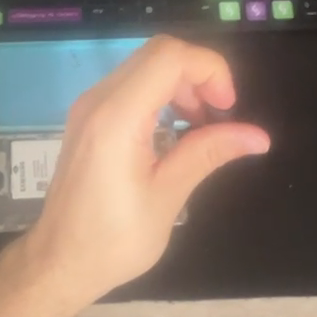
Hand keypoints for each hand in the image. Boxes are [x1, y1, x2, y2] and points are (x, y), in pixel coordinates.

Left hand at [14, 36, 269, 316]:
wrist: (59, 263)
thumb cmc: (113, 239)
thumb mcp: (167, 197)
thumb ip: (208, 153)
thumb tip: (258, 136)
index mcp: (117, 117)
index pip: (170, 56)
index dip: (210, 70)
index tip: (227, 108)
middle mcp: (98, 101)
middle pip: (157, 54)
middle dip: (198, 75)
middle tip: (219, 116)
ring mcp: (88, 109)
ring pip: (143, 67)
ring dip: (180, 85)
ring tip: (200, 127)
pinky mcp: (87, 121)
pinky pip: (128, 88)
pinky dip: (158, 96)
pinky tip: (173, 133)